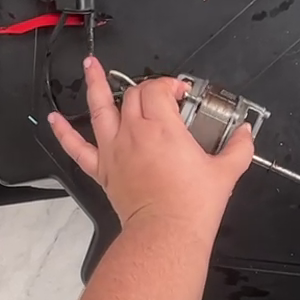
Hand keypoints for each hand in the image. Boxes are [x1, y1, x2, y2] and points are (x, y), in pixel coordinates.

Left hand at [48, 56, 253, 237]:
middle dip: (147, 88)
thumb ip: (239, 147)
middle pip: (134, 95)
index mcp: (162, 128)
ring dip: (95, 84)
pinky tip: (53, 120)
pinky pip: (77, 148)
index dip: (170, 85)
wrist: (166, 234)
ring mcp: (114, 150)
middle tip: (158, 92)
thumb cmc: (191, 206)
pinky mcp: (103, 170)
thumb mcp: (226, 172)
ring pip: (100, 109)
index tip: (181, 94)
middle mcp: (134, 133)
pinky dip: (63, 133)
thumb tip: (246, 134)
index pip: (159, 89)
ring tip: (90, 65)